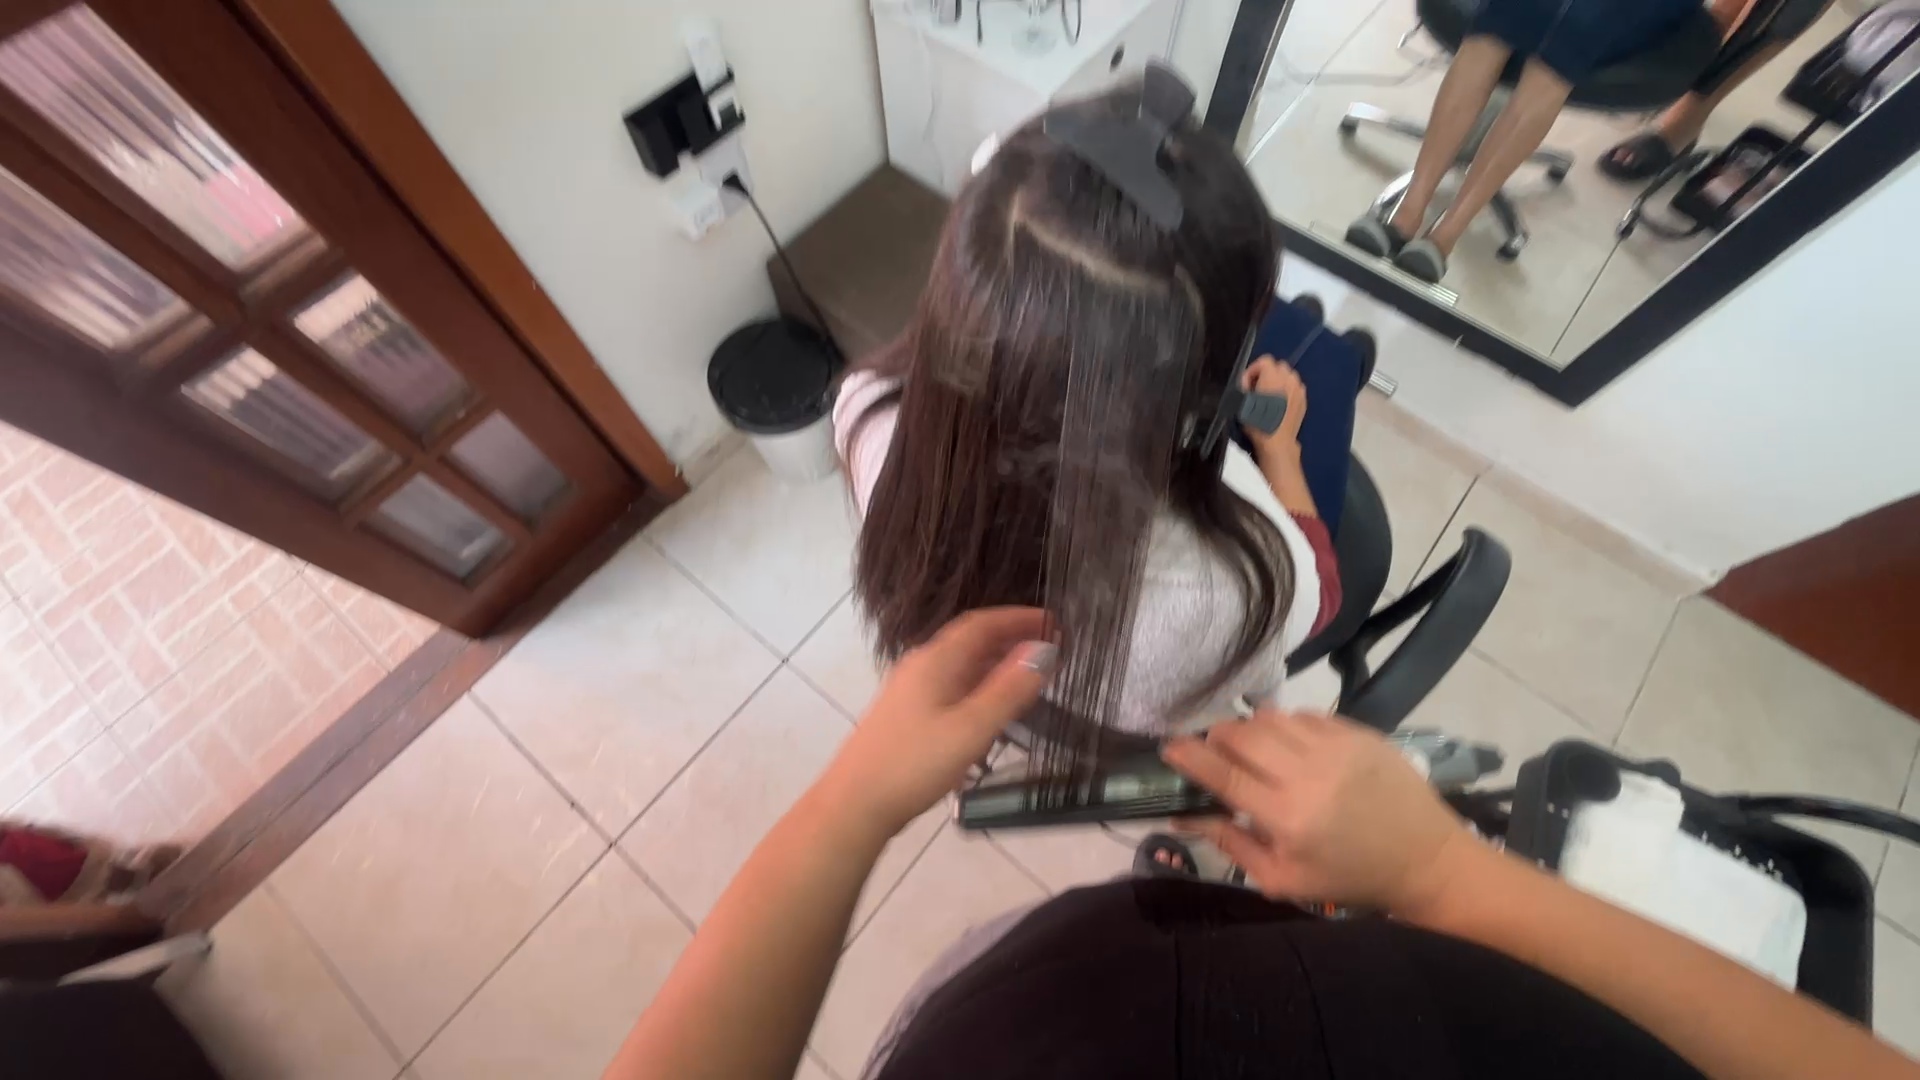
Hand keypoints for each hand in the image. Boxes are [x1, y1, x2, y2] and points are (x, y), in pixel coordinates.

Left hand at [819, 607, 1053, 837]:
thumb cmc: (913, 764)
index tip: (1056, 622)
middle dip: (1013, 639)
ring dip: (998, 664)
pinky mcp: (909, 714)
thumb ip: (1009, 689)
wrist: (854, 804)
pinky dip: (981, 686)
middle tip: (1053, 649)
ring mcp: (912, 690)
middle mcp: (922, 666)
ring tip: (1033, 676)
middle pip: (972, 640)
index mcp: (936, 660)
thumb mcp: (970, 728)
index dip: (1020, 618)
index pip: (983, 623)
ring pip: (963, 665)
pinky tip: (994, 708)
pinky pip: (954, 686)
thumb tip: (1044, 649)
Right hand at [1162, 709, 1475, 915]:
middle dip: (1216, 737)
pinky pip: (1301, 714)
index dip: (1189, 756)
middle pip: (1239, 733)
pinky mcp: (1357, 732)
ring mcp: (1335, 747)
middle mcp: (1308, 774)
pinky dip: (1285, 726)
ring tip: (1255, 750)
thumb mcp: (1284, 880)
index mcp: (1288, 817)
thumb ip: (1231, 844)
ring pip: (1268, 716)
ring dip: (1250, 729)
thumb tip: (1184, 815)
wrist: (1428, 861)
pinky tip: (1294, 748)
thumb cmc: (1349, 877)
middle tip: (1216, 752)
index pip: (1222, 774)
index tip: (1169, 747)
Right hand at [1240, 355, 1305, 460]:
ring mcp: (1299, 389)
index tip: (1248, 383)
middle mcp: (1289, 378)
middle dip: (1267, 374)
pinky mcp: (1304, 399)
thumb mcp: (1242, 403)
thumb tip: (1247, 381)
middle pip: (1278, 366)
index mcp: (1272, 377)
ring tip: (1270, 396)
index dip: (1253, 369)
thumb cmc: (1256, 423)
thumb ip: (1244, 386)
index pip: (1265, 360)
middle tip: (1258, 388)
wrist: (1276, 441)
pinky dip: (1287, 391)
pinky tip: (1280, 404)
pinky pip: (1295, 388)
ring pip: (1289, 376)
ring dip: (1279, 382)